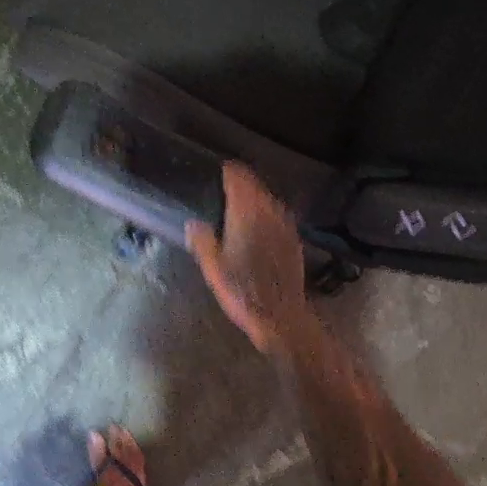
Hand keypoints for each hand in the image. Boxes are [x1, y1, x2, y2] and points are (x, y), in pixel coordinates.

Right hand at [186, 163, 309, 352]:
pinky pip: (279, 217)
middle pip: (256, 187)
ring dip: (256, 198)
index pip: (239, 179)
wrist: (279, 315)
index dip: (229, 172)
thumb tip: (193, 223)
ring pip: (269, 200)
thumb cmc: (242, 292)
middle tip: (227, 186)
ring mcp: (285, 226)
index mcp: (246, 214)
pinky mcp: (293, 240)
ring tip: (242, 205)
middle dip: (243, 184)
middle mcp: (269, 213)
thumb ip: (202, 241)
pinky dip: (267, 215)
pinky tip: (261, 226)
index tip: (220, 171)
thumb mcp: (213, 269)